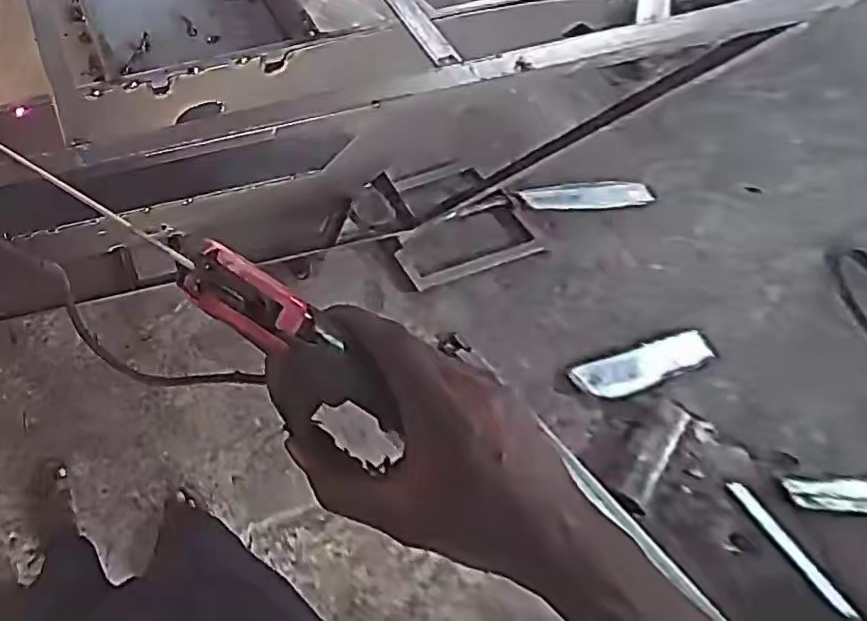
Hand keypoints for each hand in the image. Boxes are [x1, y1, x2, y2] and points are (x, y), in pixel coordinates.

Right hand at [271, 307, 589, 584]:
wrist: (564, 545)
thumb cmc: (488, 526)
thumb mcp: (400, 515)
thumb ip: (339, 483)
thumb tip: (302, 450)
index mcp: (436, 398)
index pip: (381, 333)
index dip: (344, 321)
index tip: (320, 324)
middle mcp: (462, 378)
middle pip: (397, 339)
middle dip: (360, 345)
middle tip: (335, 364)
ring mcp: (485, 383)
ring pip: (422, 354)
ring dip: (390, 363)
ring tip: (371, 396)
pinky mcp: (499, 394)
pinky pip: (445, 369)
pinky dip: (418, 378)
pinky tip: (413, 417)